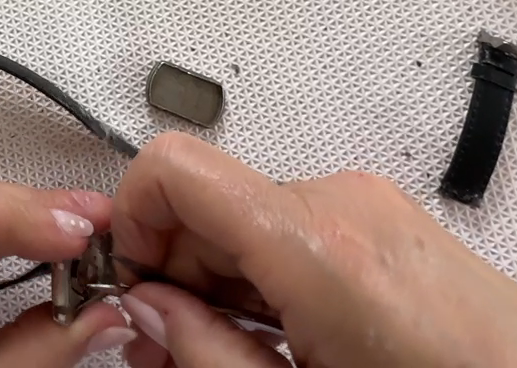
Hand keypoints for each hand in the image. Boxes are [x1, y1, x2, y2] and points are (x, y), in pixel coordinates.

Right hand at [110, 134, 516, 367]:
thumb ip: (208, 354)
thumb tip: (144, 307)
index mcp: (315, 242)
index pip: (172, 166)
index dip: (131, 216)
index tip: (131, 281)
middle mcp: (337, 200)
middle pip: (204, 195)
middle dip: (169, 261)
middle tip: (161, 339)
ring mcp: (366, 206)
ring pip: (243, 214)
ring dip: (214, 274)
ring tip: (217, 348)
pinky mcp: (386, 222)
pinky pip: (288, 228)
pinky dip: (260, 272)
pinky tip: (272, 335)